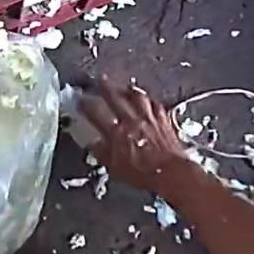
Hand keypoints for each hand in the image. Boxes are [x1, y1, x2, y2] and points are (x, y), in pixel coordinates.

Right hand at [80, 81, 200, 195]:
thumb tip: (95, 146)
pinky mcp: (164, 121)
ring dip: (130, 90)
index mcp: (116, 132)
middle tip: (102, 80)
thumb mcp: (116, 168)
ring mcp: (149, 119)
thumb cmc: (144, 173)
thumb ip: (103, 154)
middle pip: (116, 98)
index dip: (86, 105)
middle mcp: (132, 121)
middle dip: (107, 87)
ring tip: (126, 86)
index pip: (96, 113)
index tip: (81, 100)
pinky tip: (149, 100)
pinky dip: (150, 101)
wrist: (172, 172)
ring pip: (138, 97)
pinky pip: (156, 105)